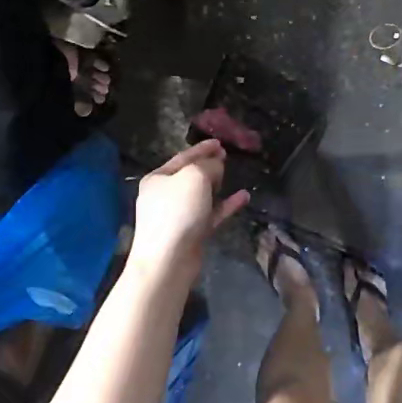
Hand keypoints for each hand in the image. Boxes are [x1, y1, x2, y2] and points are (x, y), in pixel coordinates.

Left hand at [132, 139, 249, 263]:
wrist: (168, 260)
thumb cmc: (177, 212)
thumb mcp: (194, 177)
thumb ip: (208, 165)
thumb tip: (216, 165)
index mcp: (158, 178)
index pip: (183, 157)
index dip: (202, 148)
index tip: (219, 142)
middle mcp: (165, 196)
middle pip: (190, 176)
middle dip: (209, 166)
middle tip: (226, 158)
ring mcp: (177, 216)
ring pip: (201, 195)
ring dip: (218, 185)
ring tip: (233, 175)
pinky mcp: (190, 234)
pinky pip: (210, 214)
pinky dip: (225, 205)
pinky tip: (243, 197)